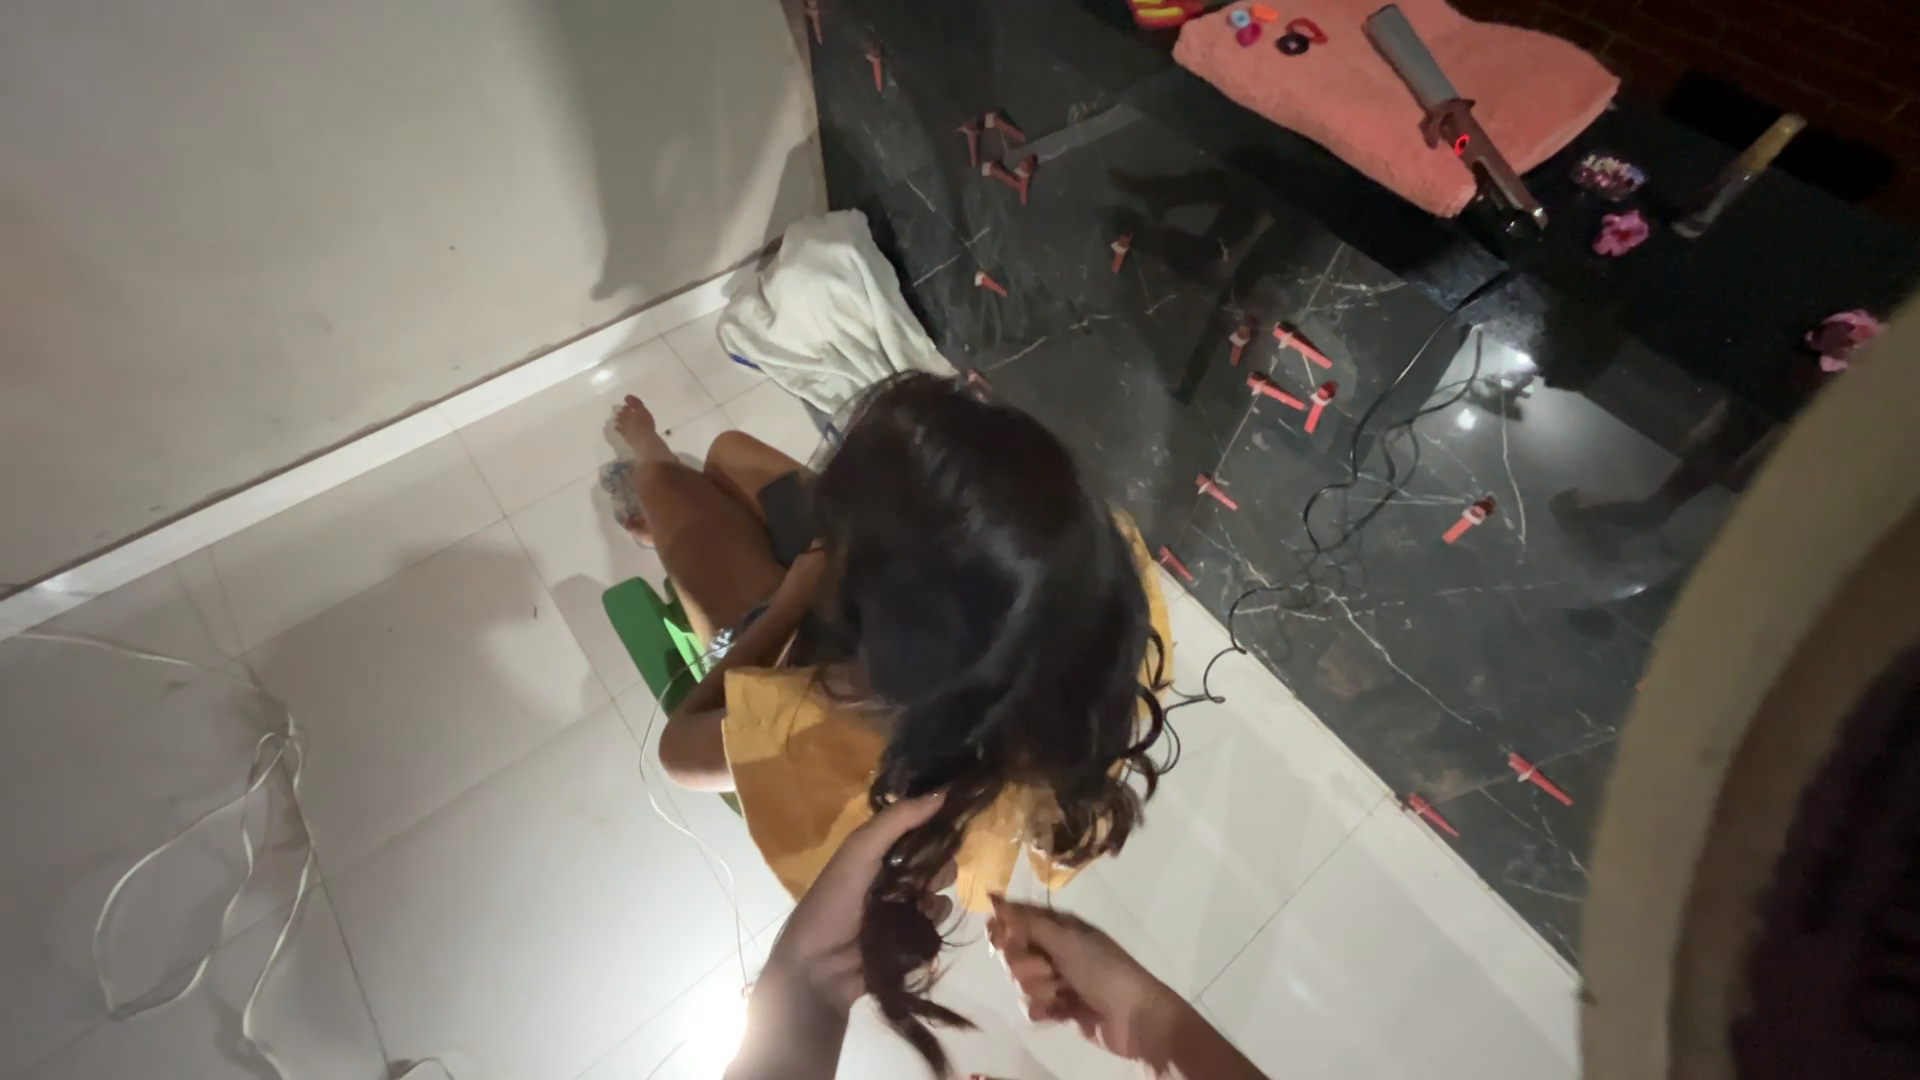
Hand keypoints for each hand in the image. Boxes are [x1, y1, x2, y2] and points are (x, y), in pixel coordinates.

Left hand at [762, 791, 955, 1012]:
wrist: (816, 968)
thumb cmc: (834, 900)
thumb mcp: (860, 850)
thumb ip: (897, 820)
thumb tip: (942, 794)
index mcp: (875, 851)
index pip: (914, 828)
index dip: (934, 822)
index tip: (955, 818)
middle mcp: (889, 876)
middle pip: (931, 859)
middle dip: (940, 862)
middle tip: (936, 872)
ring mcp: (899, 909)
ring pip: (937, 890)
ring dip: (938, 892)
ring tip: (926, 902)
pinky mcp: (908, 939)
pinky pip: (935, 922)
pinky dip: (936, 919)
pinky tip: (926, 921)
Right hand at [987, 897, 1186, 1066]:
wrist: (1133, 1017)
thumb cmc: (1102, 969)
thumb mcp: (1066, 940)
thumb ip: (1029, 923)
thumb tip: (997, 899)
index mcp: (1058, 926)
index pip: (1020, 917)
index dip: (1004, 924)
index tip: (997, 935)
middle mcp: (1053, 948)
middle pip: (1014, 951)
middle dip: (1025, 963)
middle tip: (1048, 968)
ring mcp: (1055, 979)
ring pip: (1021, 979)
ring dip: (1039, 987)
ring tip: (1061, 992)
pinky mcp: (1057, 1008)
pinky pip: (1031, 1005)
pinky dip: (1042, 1008)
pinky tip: (1058, 1011)